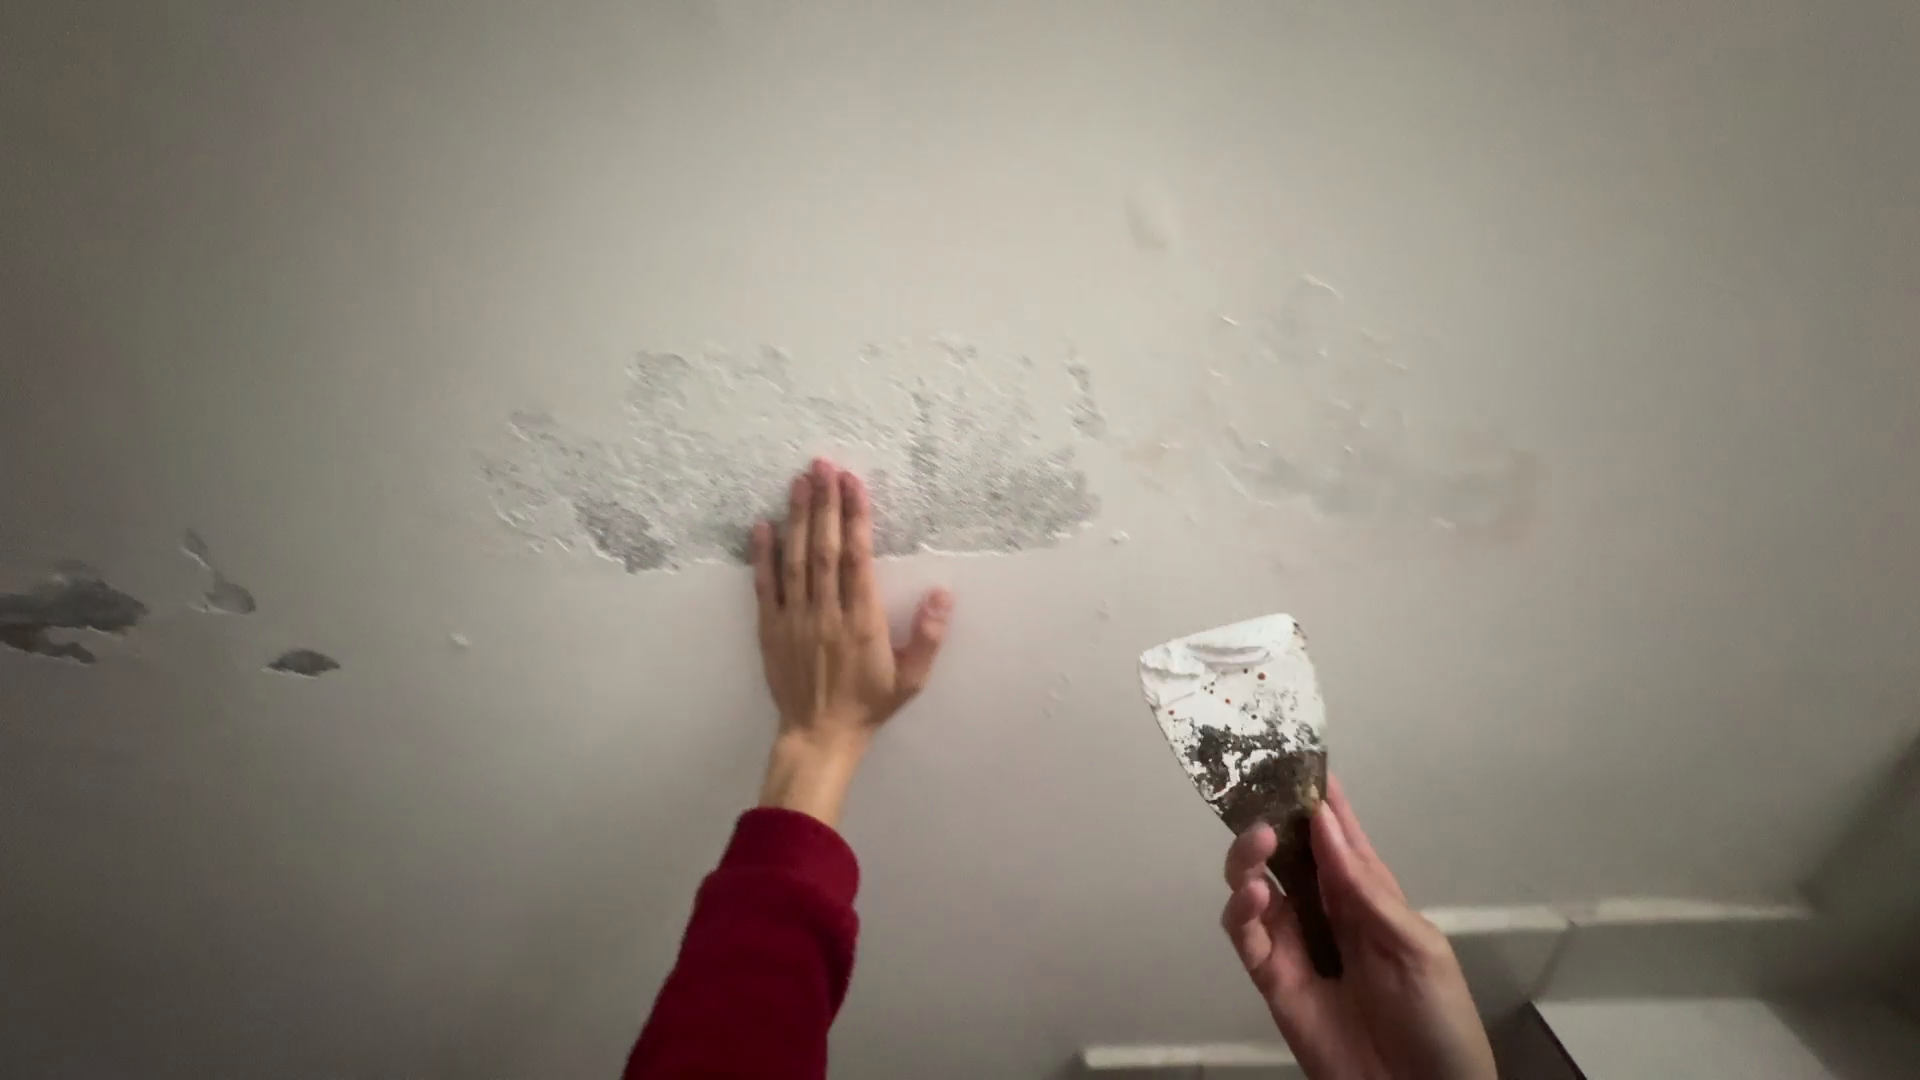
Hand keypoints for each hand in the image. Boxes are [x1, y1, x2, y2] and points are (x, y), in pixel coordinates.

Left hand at [749, 458, 952, 825]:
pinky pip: (766, 587)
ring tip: (798, 482)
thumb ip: (929, 636)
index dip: (856, 517)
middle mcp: (826, 612)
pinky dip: (763, 555)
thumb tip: (945, 593)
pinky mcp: (770, 629)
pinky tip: (762, 525)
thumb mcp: (911, 679)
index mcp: (862, 621)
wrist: (819, 736)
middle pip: (825, 549)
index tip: (854, 483)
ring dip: (797, 518)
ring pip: (796, 560)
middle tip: (823, 465)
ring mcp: (794, 619)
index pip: (857, 558)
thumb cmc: (869, 704)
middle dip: (825, 504)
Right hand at [1221, 778, 1495, 1079]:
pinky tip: (1254, 895)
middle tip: (1261, 795)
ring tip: (1259, 840)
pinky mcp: (1271, 974)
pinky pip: (1244, 932)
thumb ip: (1366, 889)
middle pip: (1283, 850)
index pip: (1334, 834)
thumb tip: (1323, 821)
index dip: (1316, 795)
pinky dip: (1240, 908)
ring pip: (1252, 880)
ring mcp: (1293, 939)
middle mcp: (1322, 907)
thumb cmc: (1437, 1021)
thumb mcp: (1417, 949)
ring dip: (1248, 855)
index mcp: (1363, 893)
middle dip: (1269, 817)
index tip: (1295, 755)